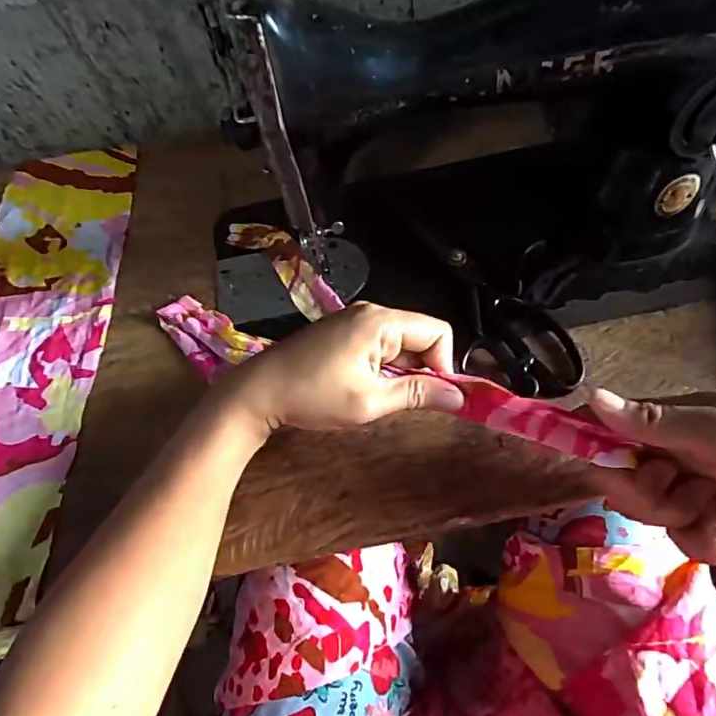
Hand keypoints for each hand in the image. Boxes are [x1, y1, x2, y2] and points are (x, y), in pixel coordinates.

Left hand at [209, 303, 465, 439]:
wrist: (258, 392)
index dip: (444, 365)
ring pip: (399, 343)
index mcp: (379, 322)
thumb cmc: (312, 396)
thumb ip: (417, 394)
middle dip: (421, 369)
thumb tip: (457, 397)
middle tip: (402, 401)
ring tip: (377, 396)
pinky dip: (381, 368)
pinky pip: (378, 345)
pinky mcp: (340, 332)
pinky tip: (362, 388)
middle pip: (420, 335)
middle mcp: (369, 313)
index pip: (438, 332)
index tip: (431, 395)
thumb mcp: (370, 402)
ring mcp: (352, 321)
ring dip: (400, 371)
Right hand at [586, 388, 715, 564]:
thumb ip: (654, 421)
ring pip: (647, 508)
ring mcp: (687, 482)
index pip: (605, 427)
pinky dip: (695, 542)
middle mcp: (669, 448)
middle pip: (621, 477)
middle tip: (683, 496)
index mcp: (667, 419)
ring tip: (712, 517)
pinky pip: (675, 533)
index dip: (592, 449)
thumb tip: (590, 395)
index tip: (605, 473)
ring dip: (675, 521)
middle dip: (648, 496)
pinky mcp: (706, 514)